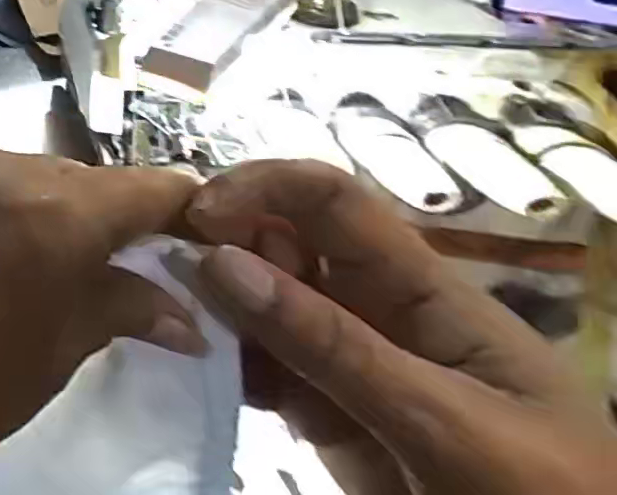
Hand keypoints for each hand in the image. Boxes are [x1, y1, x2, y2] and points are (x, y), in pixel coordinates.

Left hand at [0, 148, 204, 494]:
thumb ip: (116, 310)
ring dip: (52, 206)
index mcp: (53, 209)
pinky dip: (3, 200)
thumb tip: (178, 310)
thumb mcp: (53, 352)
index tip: (200, 240)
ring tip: (52, 261)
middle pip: (82, 178)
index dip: (179, 212)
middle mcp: (1, 165)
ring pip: (28, 172)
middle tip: (124, 268)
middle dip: (110, 216)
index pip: (144, 188)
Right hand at [187, 160, 616, 494]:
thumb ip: (335, 347)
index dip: (259, 188)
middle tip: (166, 281)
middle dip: (212, 247)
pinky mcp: (307, 396)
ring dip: (201, 301)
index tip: (196, 217)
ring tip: (171, 329)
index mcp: (421, 292)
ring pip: (243, 293)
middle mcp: (367, 307)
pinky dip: (208, 352)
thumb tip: (215, 258)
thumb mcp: (453, 431)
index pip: (329, 199)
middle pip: (270, 239)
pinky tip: (190, 367)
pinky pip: (241, 350)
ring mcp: (334, 353)